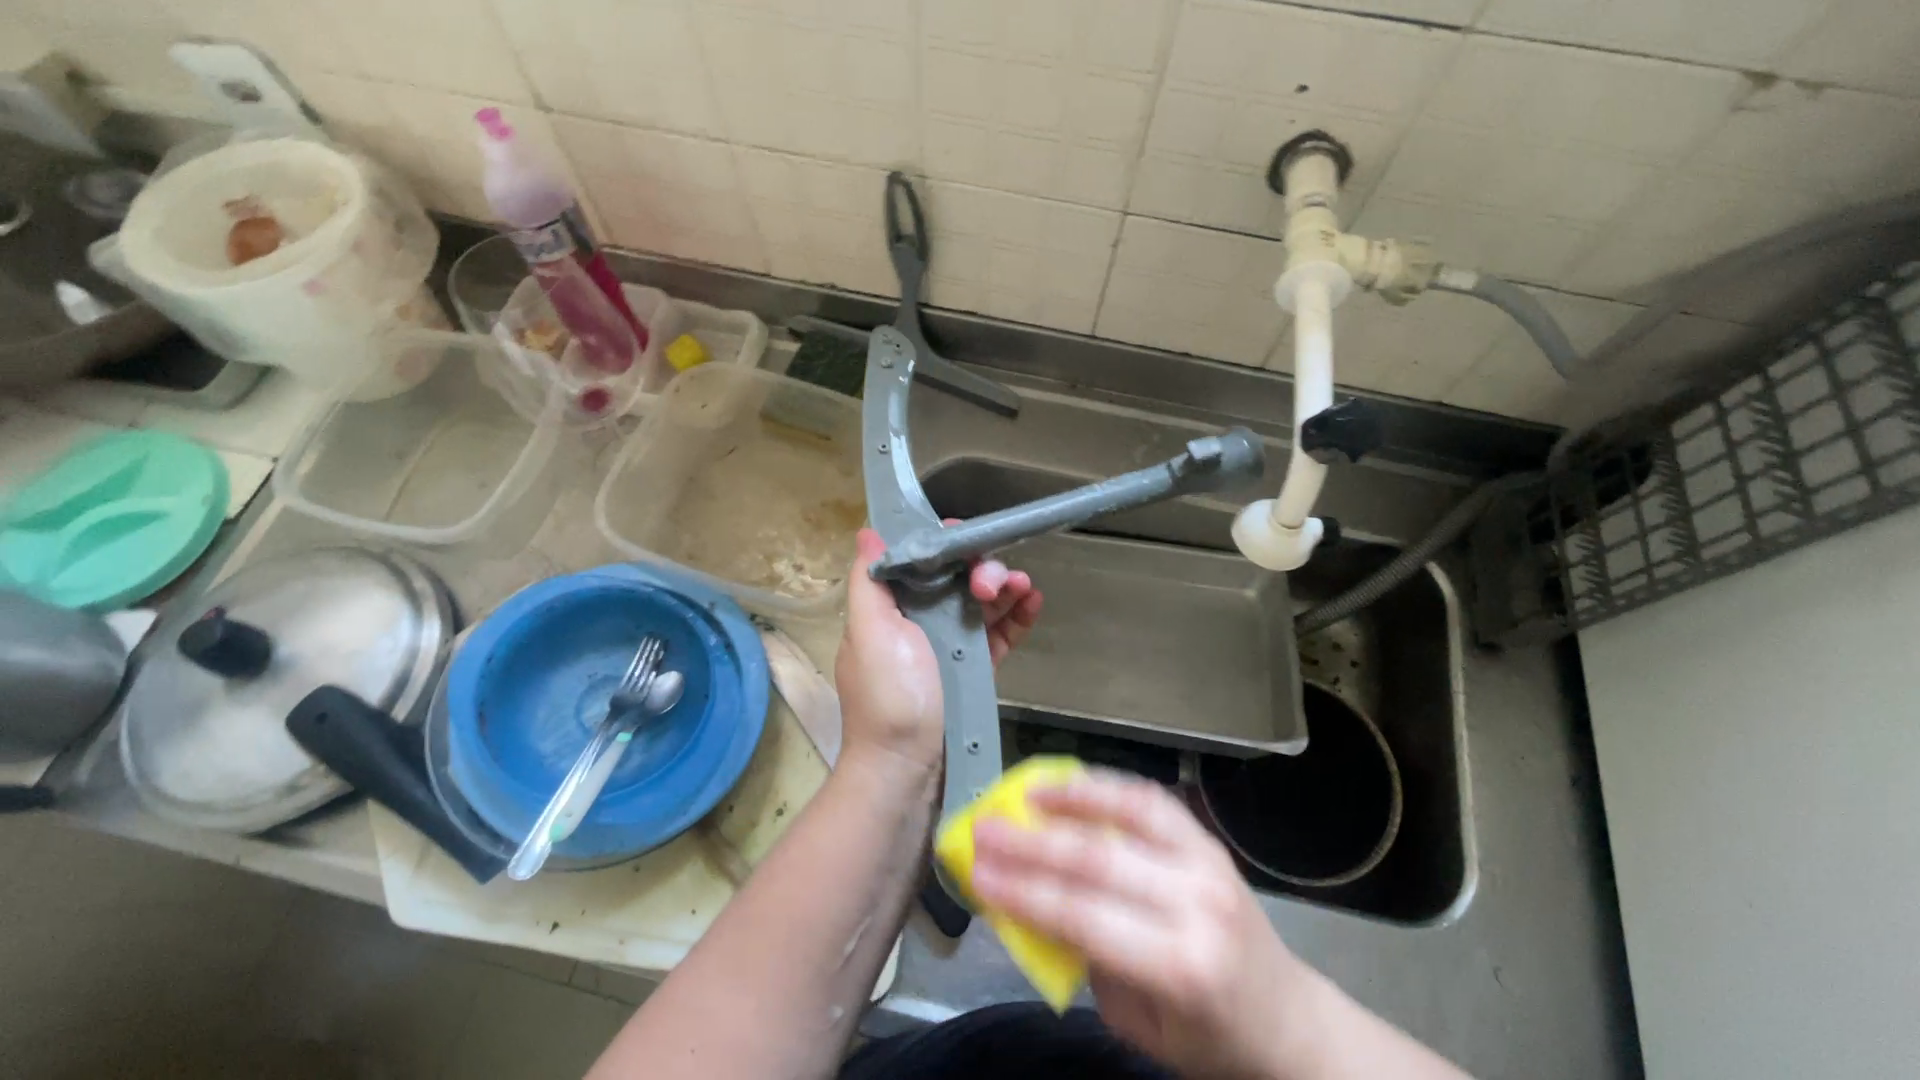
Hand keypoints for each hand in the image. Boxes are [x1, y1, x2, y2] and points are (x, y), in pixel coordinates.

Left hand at [836, 527, 1042, 770]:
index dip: (944, 544)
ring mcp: (948, 649)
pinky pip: (998, 635)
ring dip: (1005, 587)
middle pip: (956, 580)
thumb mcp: (870, 632)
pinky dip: (1017, 616)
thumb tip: (867, 532)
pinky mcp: (974, 672)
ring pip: (981, 605)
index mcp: (890, 609)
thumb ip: (870, 581)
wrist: (906, 768)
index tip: (964, 537)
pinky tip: (1032, 603)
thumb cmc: (888, 696)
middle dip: (980, 569)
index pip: (920, 562)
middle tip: (990, 582)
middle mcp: (918, 623)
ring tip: (1025, 586)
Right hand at [968, 771, 1320, 1079]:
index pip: (1083, 917)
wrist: (1288, 1021)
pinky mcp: (1211, 844)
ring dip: (1071, 800)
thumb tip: (1030, 902)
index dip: (1024, 892)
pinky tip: (1073, 785)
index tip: (976, 873)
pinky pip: (1154, 803)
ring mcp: (1209, 865)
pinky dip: (1109, 788)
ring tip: (1024, 793)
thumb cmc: (1206, 1038)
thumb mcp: (1136, 1024)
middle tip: (982, 829)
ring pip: (1130, 815)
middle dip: (1031, 844)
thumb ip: (1085, 960)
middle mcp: (1197, 905)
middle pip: (1098, 860)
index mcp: (1178, 967)